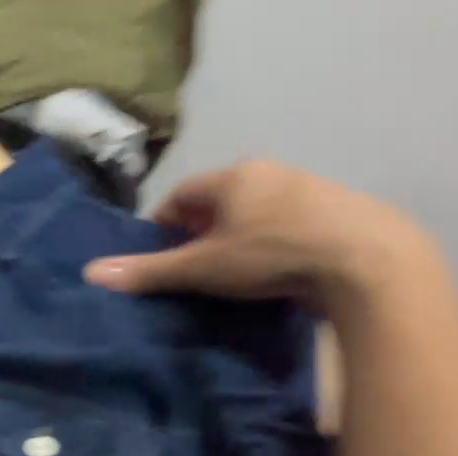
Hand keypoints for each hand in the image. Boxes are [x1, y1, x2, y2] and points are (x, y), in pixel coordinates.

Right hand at [83, 160, 437, 306]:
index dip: (160, 228)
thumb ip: (146, 271)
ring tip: (222, 280)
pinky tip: (263, 276)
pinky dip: (262, 249)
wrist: (367, 261)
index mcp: (236, 176)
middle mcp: (270, 173)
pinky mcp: (332, 214)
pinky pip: (279, 228)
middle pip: (214, 206)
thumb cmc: (272, 253)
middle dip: (194, 238)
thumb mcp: (198, 267)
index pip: (180, 196)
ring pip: (248, 218)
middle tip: (185, 274)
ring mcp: (306, 191)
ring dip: (229, 244)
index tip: (155, 260)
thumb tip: (90, 273)